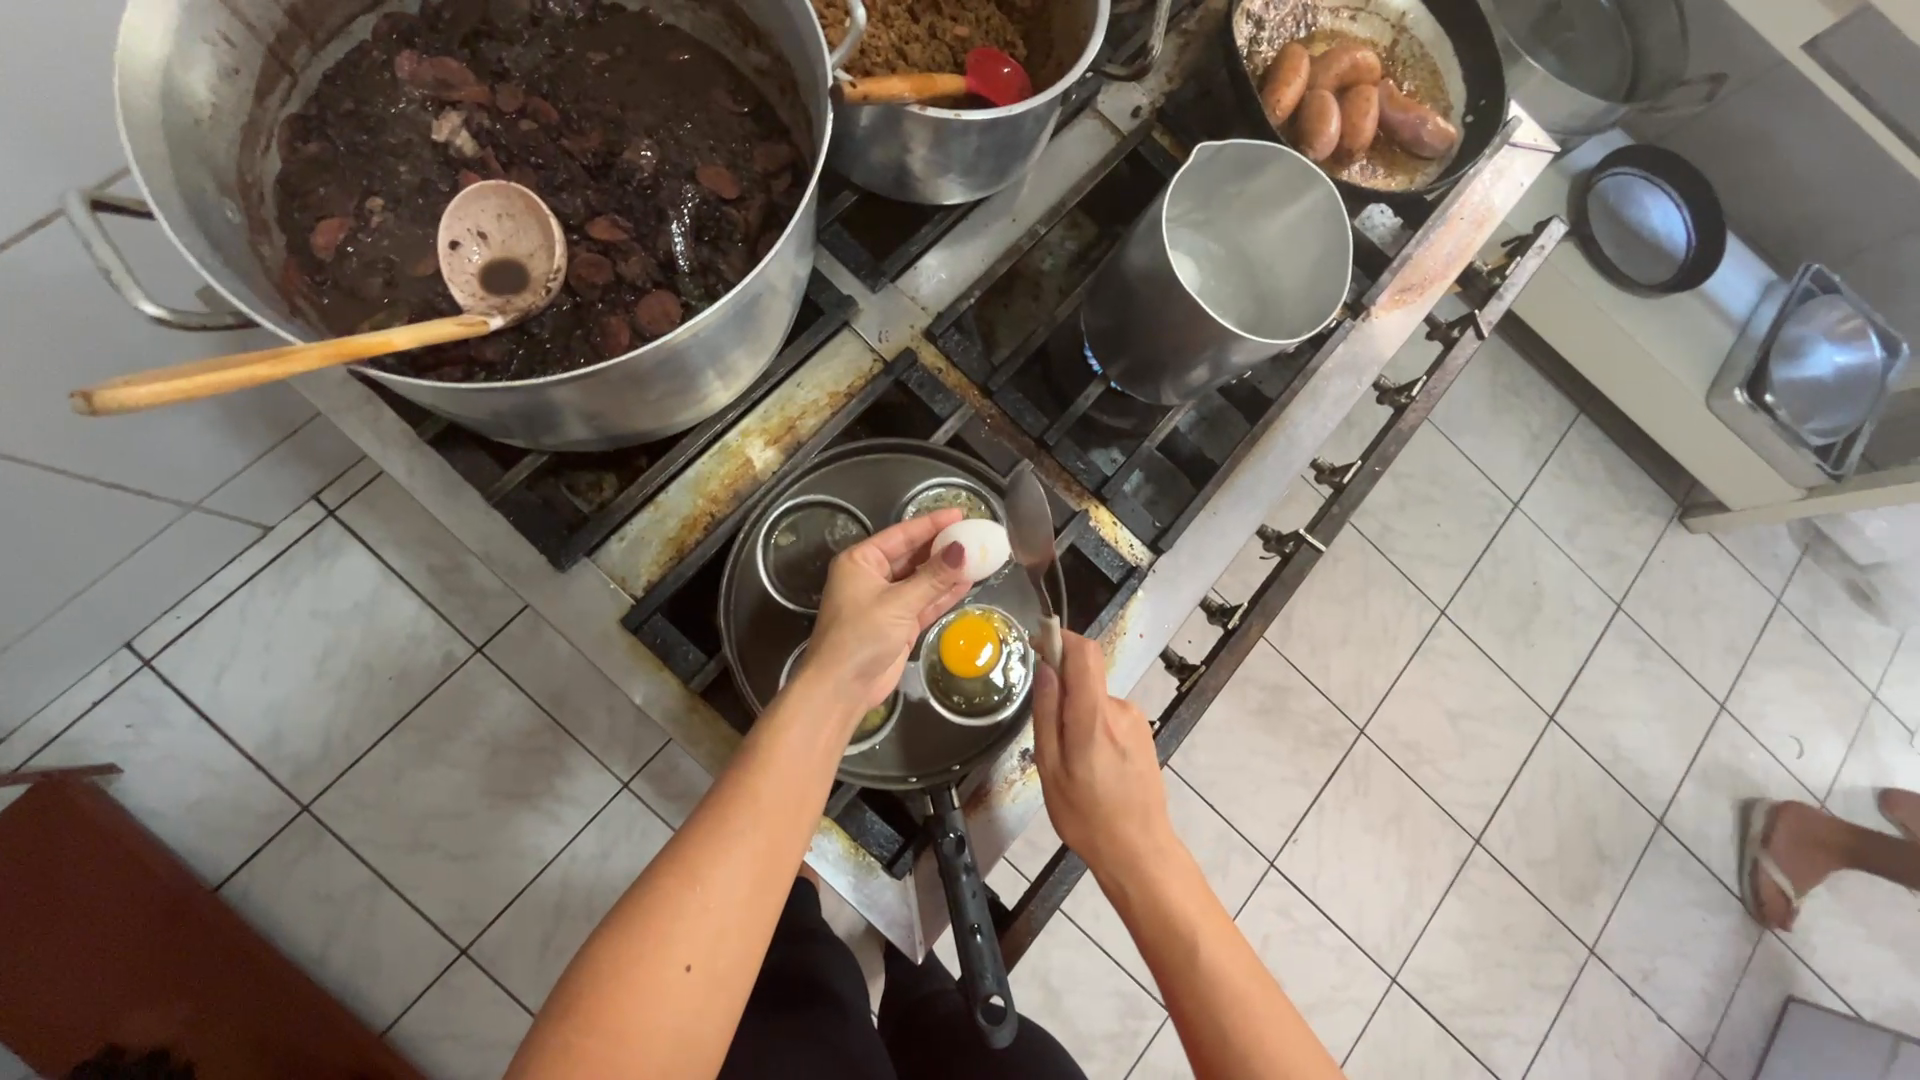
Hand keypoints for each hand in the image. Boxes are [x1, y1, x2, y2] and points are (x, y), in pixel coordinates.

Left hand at [805, 507, 973, 720]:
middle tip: (976, 535)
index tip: (960, 514)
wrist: (842, 688)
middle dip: (943, 548)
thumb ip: (933, 577)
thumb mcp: (898, 603)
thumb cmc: (860, 636)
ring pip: (922, 579)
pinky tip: (968, 582)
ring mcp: (887, 601)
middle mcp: (873, 576)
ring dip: (948, 571)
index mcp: (861, 561)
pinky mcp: (899, 624)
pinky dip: (944, 594)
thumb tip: (963, 550)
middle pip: (913, 555)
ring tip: (980, 556)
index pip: (902, 535)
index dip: (931, 524)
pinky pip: (925, 601)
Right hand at [1031, 632, 1174, 878]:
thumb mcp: (1050, 767)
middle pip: (1087, 676)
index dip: (1060, 637)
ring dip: (1078, 715)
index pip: (1084, 652)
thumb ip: (1047, 713)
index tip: (1037, 644)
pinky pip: (1109, 716)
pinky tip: (1091, 766)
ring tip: (1070, 762)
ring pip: (1096, 699)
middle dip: (1062, 690)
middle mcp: (1120, 709)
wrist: (1138, 850)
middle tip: (1047, 735)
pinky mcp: (1144, 733)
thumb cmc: (1085, 815)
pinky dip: (1093, 728)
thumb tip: (1045, 668)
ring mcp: (1136, 720)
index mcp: (1094, 715)